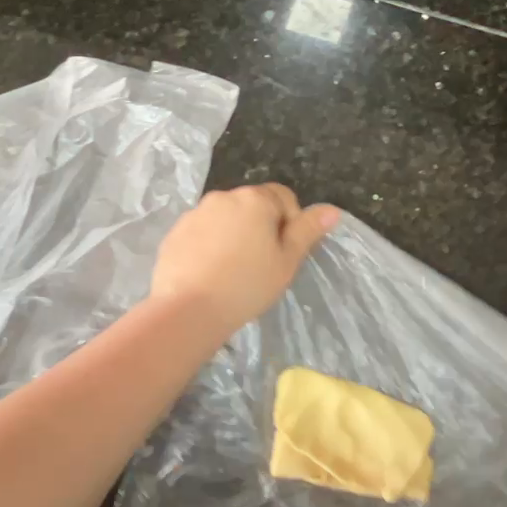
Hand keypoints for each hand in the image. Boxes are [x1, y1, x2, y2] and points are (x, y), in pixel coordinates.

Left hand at [151, 183, 338, 332]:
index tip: (282, 253)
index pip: (284, 198)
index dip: (289, 223)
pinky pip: (202, 231)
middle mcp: (224, 196)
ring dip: (234, 234)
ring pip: (226, 218)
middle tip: (261, 263)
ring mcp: (196, 213)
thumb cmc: (247, 285)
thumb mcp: (287, 261)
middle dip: (261, 227)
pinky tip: (209, 273)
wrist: (187, 310)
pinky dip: (210, 244)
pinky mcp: (175, 232)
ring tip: (233, 270)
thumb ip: (307, 231)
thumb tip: (331, 209)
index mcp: (256, 199)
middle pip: (253, 205)